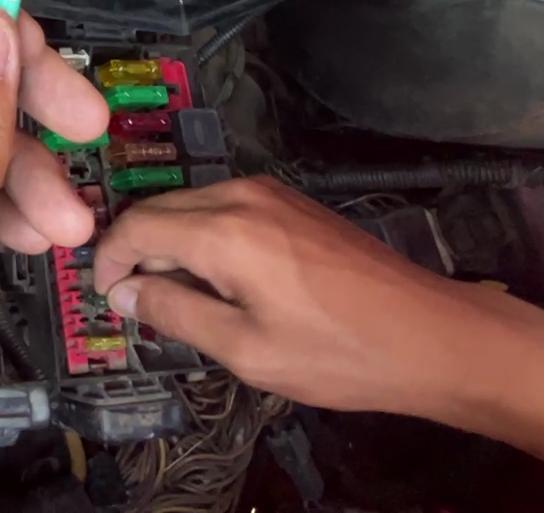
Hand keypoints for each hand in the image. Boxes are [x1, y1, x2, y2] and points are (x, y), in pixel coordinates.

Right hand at [93, 177, 505, 416]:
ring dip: (166, 242)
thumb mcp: (248, 351)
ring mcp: (264, 190)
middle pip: (155, 209)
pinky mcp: (284, 196)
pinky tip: (216, 274)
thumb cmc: (342, 353)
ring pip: (184, 204)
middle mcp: (236, 194)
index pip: (135, 227)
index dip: (107, 257)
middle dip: (134, 251)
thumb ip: (174, 315)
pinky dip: (198, 233)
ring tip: (178, 293)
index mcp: (222, 231)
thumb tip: (122, 293)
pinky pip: (217, 205)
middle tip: (137, 300)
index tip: (105, 292)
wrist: (438, 335)